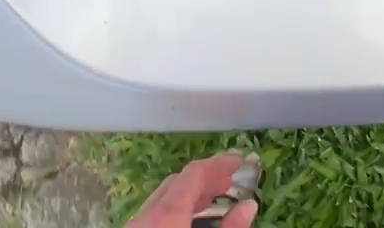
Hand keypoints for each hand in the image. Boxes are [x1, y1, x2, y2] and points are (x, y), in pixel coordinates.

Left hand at [124, 153, 257, 227]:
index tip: (241, 161)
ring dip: (190, 194)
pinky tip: (189, 219)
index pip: (194, 172)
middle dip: (205, 177)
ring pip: (162, 199)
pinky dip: (174, 209)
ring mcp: (133, 226)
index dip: (219, 163)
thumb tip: (249, 205)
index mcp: (166, 213)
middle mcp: (145, 215)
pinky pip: (153, 214)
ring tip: (214, 198)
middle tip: (231, 179)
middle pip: (176, 182)